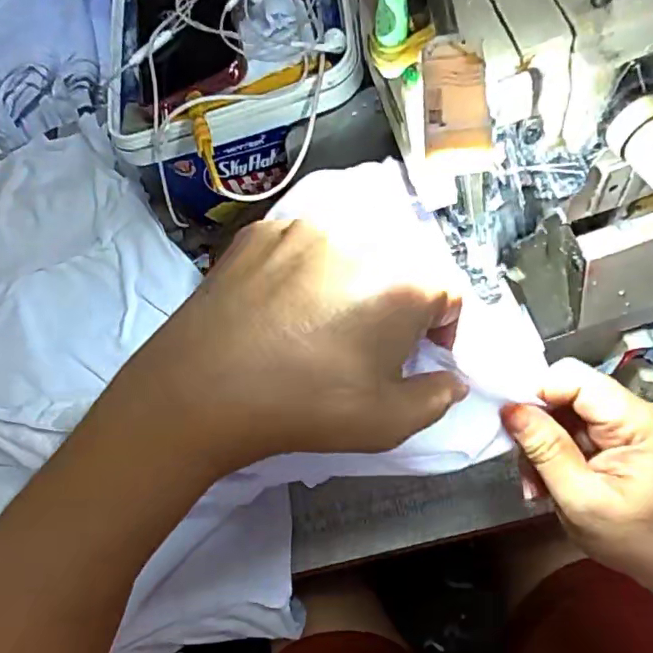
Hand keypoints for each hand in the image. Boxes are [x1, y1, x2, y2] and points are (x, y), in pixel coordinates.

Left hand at [112, 188, 467, 473]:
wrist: (201, 390)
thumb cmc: (305, 408)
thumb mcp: (386, 423)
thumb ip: (437, 398)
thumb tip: (451, 378)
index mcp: (403, 283)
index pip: (448, 292)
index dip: (442, 328)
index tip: (419, 355)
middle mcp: (361, 239)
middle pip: (401, 267)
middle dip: (397, 304)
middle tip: (367, 344)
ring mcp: (305, 228)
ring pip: (352, 250)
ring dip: (352, 281)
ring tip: (321, 323)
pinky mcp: (261, 230)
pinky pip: (302, 245)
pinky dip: (306, 269)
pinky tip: (282, 306)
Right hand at [501, 359, 652, 589]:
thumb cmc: (639, 542)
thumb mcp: (582, 500)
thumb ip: (546, 451)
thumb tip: (511, 409)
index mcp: (637, 422)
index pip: (576, 379)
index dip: (537, 393)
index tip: (510, 423)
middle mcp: (636, 415)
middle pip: (570, 396)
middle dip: (539, 429)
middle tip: (526, 470)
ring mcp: (630, 430)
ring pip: (568, 418)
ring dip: (545, 449)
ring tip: (537, 487)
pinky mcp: (622, 446)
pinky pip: (578, 436)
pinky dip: (558, 458)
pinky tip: (550, 486)